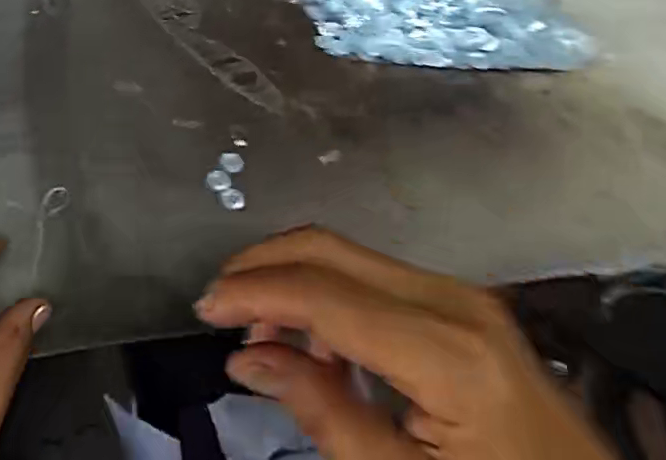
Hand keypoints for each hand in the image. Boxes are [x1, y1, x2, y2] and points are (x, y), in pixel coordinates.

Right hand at [194, 228, 612, 459]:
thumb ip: (323, 414)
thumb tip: (246, 356)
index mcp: (446, 350)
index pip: (326, 294)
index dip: (256, 293)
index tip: (204, 307)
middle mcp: (452, 298)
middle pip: (334, 250)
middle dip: (266, 265)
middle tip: (217, 302)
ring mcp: (461, 294)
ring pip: (351, 256)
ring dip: (295, 278)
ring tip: (259, 333)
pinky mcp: (462, 304)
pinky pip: (376, 279)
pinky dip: (329, 294)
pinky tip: (312, 339)